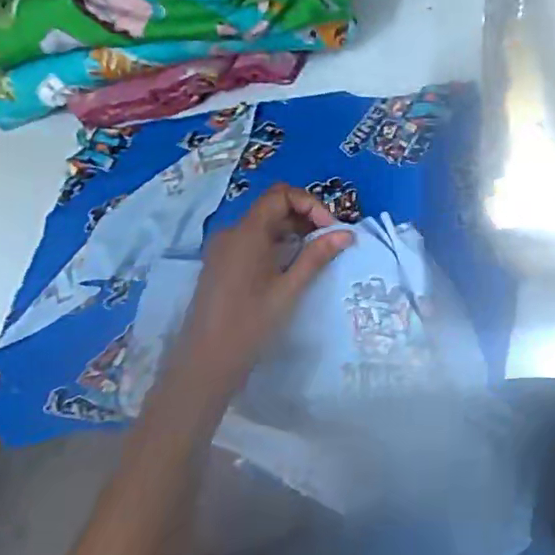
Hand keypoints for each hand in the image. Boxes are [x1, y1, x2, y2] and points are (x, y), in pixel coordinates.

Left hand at [170, 184, 353, 391]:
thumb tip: (346, 233)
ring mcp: (223, 247)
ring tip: (316, 255)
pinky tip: (291, 266)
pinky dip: (275, 243)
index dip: (311, 204)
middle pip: (272, 206)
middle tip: (329, 241)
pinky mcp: (221, 263)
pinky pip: (252, 240)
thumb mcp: (289, 289)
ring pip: (263, 224)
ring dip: (292, 231)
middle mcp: (231, 232)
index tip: (331, 230)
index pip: (281, 195)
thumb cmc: (251, 323)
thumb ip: (317, 256)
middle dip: (305, 216)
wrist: (207, 359)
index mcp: (247, 232)